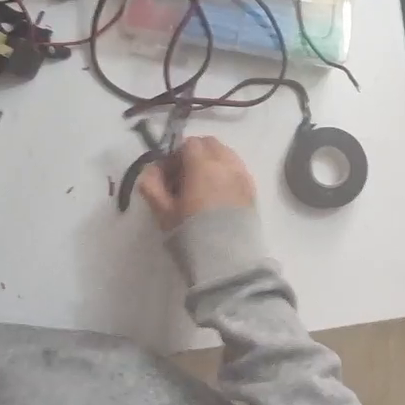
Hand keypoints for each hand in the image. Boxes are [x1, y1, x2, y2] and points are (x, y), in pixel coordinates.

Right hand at [136, 135, 256, 230]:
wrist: (226, 260)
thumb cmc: (191, 234)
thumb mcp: (163, 212)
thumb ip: (152, 186)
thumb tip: (151, 170)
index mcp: (203, 165)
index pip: (189, 143)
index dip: (175, 155)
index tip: (169, 173)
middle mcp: (226, 164)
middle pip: (210, 144)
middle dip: (195, 153)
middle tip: (184, 177)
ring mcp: (242, 176)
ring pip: (226, 154)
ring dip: (212, 161)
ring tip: (202, 186)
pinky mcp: (252, 190)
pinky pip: (237, 169)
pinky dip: (226, 172)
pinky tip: (217, 195)